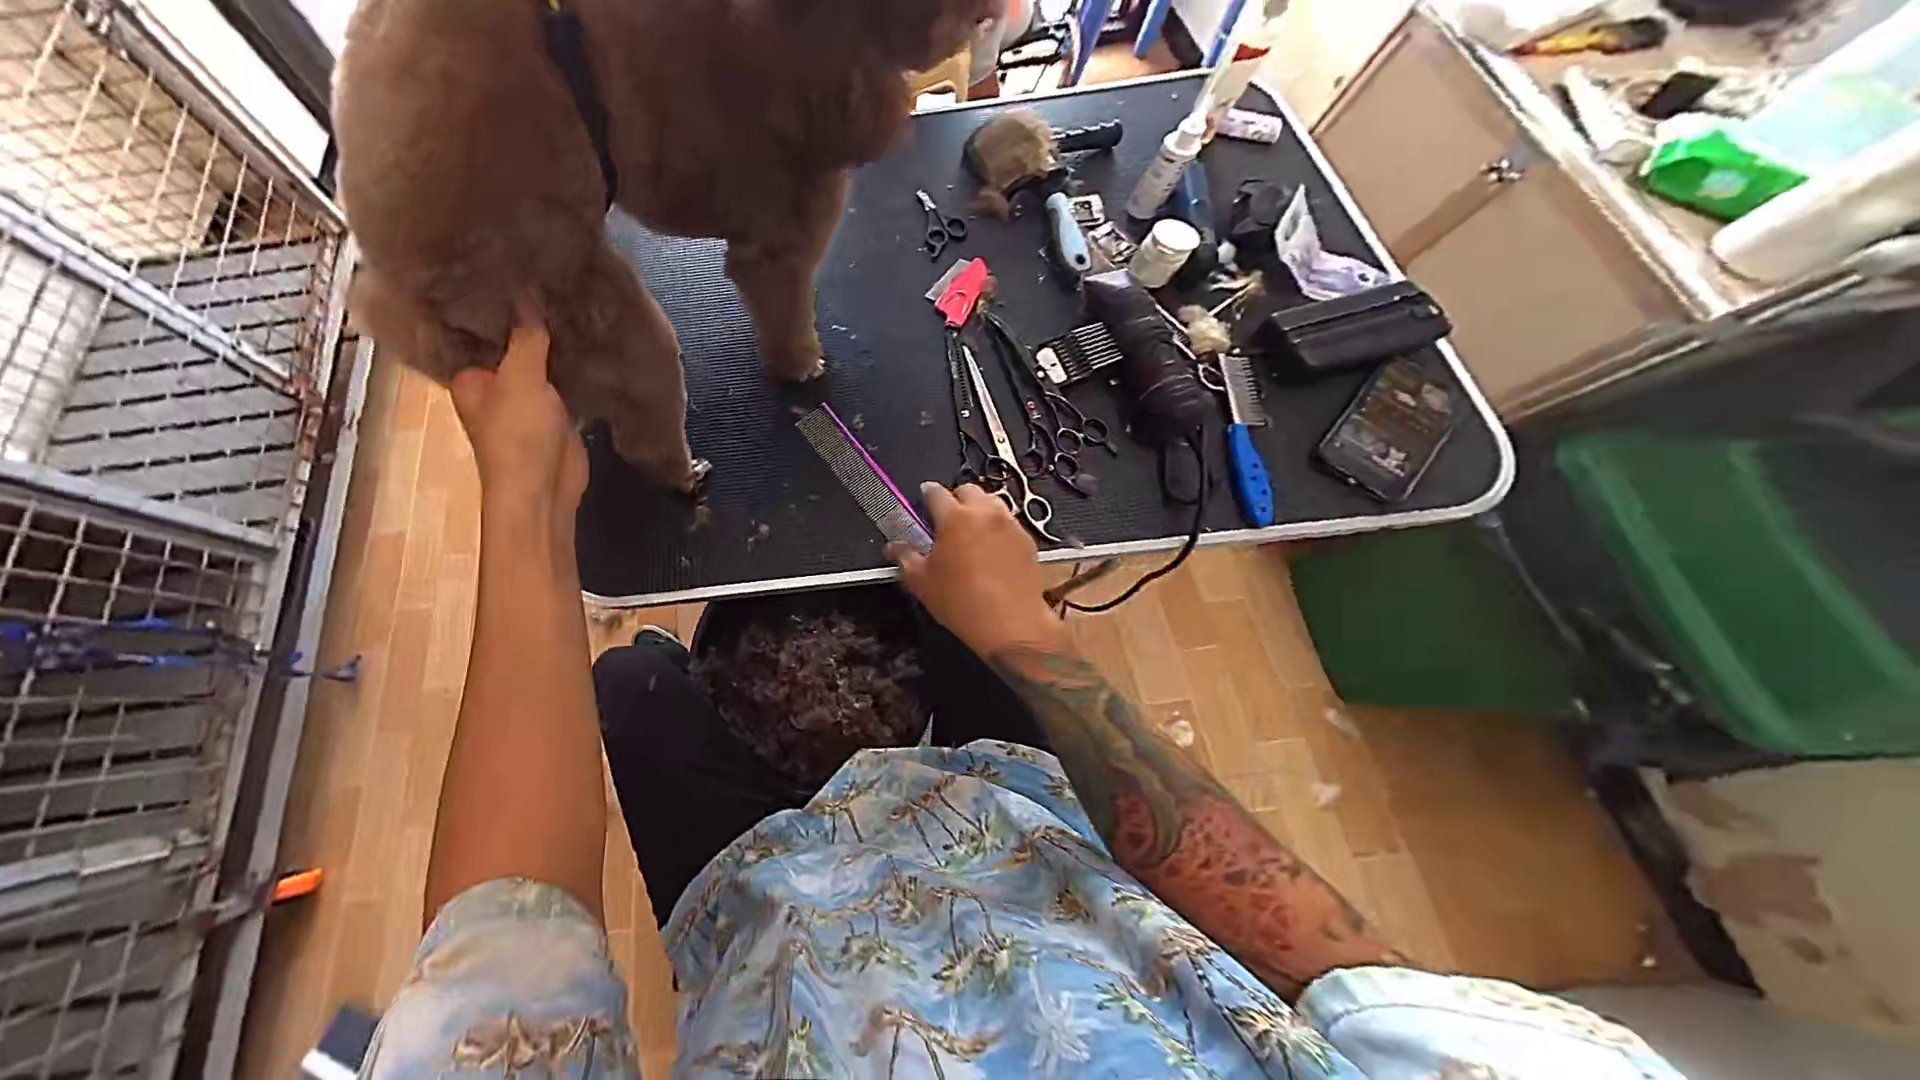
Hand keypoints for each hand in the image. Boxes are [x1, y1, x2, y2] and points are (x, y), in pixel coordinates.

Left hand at [449, 298, 587, 530]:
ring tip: (570, 305)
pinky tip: (585, 344)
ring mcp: (526, 402)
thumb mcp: (521, 379)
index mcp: (471, 376)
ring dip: (552, 346)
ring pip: (539, 365)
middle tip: (551, 282)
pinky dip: (570, 368)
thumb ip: (526, 337)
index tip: (513, 273)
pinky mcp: (554, 415)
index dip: (494, 305)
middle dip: (528, 323)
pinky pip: (561, 383)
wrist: (545, 488)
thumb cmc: (519, 435)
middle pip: (511, 347)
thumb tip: (524, 293)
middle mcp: (494, 386)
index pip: (478, 331)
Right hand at [890, 483, 1069, 657]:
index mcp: (955, 517)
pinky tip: (992, 551)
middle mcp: (985, 513)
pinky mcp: (1028, 540)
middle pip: (968, 490)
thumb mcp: (922, 583)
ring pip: (992, 503)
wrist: (1012, 625)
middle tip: (947, 522)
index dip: (926, 496)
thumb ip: (905, 558)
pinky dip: (998, 529)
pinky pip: (1009, 523)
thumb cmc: (962, 604)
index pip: (935, 491)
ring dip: (979, 511)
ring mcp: (1010, 524)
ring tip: (971, 534)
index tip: (924, 504)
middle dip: (956, 500)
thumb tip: (894, 547)